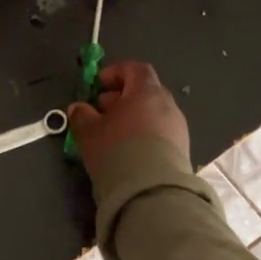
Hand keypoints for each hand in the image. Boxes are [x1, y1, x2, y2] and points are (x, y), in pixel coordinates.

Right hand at [66, 60, 190, 179]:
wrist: (151, 190)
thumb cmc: (116, 150)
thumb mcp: (88, 132)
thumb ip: (82, 115)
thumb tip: (78, 108)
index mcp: (146, 92)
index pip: (135, 69)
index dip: (116, 73)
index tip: (98, 85)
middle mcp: (167, 105)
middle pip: (146, 91)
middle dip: (123, 97)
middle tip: (103, 111)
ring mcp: (178, 127)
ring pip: (154, 113)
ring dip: (134, 117)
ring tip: (114, 134)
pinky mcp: (182, 148)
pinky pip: (161, 132)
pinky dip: (145, 134)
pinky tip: (130, 151)